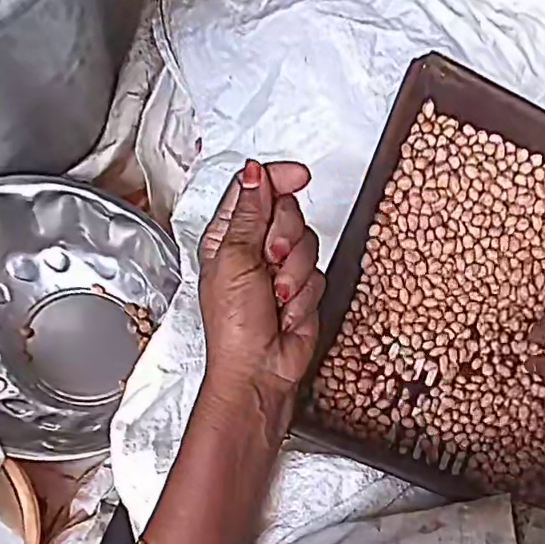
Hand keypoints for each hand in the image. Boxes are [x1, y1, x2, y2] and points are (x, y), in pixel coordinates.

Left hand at [196, 159, 324, 397]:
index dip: (277, 179)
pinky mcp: (302, 290)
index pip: (255, 190)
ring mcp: (281, 270)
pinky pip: (317, 275)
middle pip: (287, 212)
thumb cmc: (234, 327)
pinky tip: (287, 312)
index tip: (299, 176)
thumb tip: (255, 174)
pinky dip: (304, 296)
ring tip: (277, 297)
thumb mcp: (233, 260)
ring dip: (294, 273)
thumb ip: (248, 213)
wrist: (259, 370)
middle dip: (284, 237)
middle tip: (271, 260)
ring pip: (307, 243)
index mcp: (227, 237)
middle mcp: (255, 250)